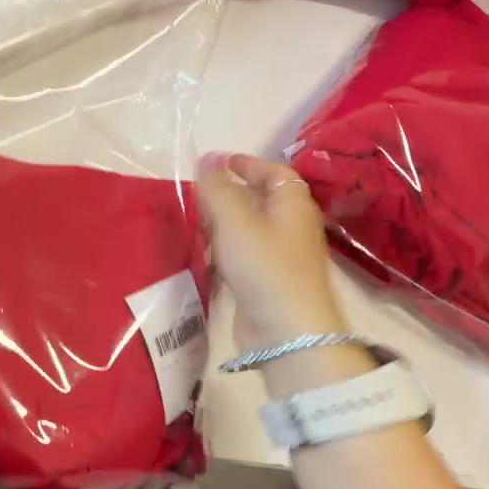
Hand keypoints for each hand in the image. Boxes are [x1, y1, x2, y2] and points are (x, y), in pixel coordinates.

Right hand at [196, 153, 347, 350]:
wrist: (285, 330)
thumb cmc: (263, 267)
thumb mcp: (234, 221)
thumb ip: (217, 189)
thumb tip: (206, 158)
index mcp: (292, 205)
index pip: (275, 173)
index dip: (248, 163)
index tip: (219, 162)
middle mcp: (290, 226)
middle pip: (260, 199)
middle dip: (230, 193)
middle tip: (199, 194)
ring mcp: (279, 254)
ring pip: (248, 227)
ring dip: (223, 222)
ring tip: (196, 224)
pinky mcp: (266, 279)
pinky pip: (242, 253)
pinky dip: (223, 248)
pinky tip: (205, 257)